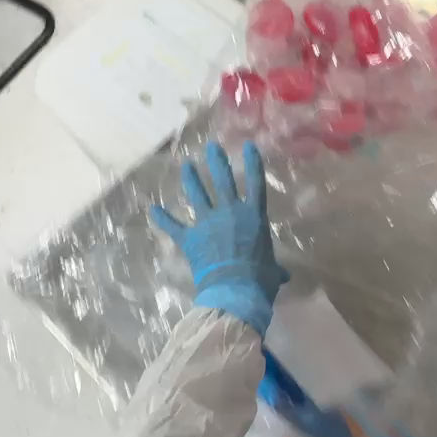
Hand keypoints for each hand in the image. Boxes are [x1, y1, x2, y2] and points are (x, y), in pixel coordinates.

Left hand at [150, 141, 289, 335]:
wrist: (235, 291)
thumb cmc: (260, 279)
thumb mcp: (272, 271)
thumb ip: (275, 269)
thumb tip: (284, 277)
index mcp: (254, 216)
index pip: (255, 183)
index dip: (253, 163)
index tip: (249, 145)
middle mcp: (230, 212)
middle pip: (223, 181)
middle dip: (217, 162)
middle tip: (212, 146)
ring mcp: (208, 223)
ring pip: (198, 195)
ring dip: (191, 179)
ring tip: (187, 165)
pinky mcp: (190, 239)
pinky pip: (174, 226)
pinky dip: (162, 218)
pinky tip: (152, 209)